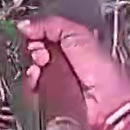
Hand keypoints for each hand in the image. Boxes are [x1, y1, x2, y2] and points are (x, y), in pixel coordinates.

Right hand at [19, 14, 129, 129]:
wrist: (105, 105)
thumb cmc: (101, 70)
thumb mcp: (76, 33)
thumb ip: (48, 24)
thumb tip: (24, 25)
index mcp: (72, 44)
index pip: (43, 33)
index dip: (36, 32)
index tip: (34, 34)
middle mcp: (62, 63)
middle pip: (33, 51)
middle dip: (33, 49)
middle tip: (42, 52)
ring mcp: (54, 83)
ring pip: (29, 69)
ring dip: (32, 66)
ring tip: (43, 66)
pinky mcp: (48, 101)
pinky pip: (29, 89)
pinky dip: (31, 83)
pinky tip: (39, 79)